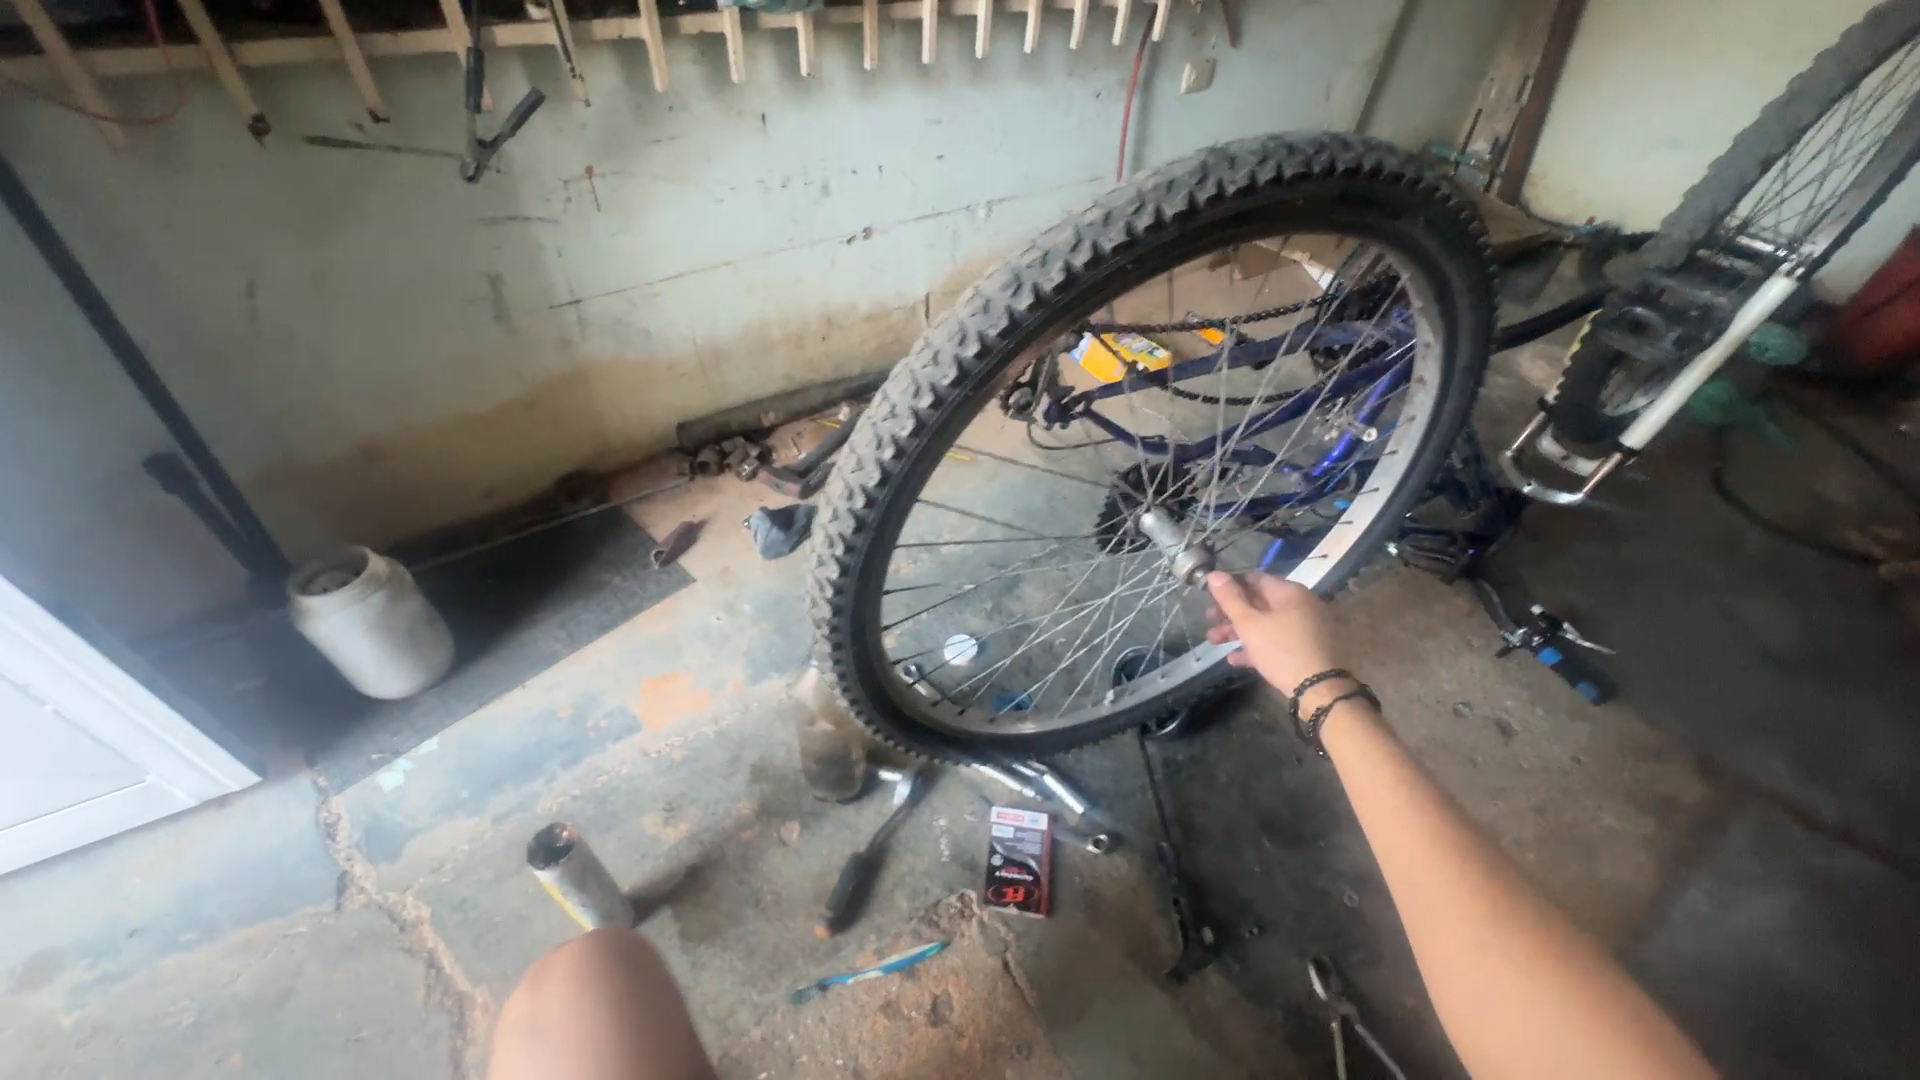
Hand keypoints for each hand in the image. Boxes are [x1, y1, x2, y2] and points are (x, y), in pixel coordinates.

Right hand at [1204, 571, 1341, 695]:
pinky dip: (1257, 646)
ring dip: (1239, 631)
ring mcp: (1307, 628)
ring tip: (1214, 642)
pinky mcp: (1308, 650)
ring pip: (1267, 624)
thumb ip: (1229, 598)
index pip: (1255, 579)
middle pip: (1259, 603)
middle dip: (1230, 613)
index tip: (1210, 597)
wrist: (1320, 690)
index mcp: (1290, 593)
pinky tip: (1234, 659)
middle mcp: (1301, 605)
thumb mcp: (1249, 623)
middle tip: (1209, 621)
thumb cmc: (1281, 650)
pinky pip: (1278, 642)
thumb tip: (1213, 574)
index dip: (1230, 586)